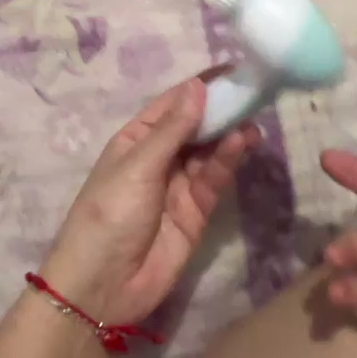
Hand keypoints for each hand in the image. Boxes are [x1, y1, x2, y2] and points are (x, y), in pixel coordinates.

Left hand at [40, 77, 259, 324]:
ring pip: (209, 152)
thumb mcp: (137, 166)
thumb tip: (198, 85)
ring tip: (253, 118)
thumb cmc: (109, 215)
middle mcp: (158, 157)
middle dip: (221, 109)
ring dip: (229, 134)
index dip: (199, 87)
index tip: (232, 69)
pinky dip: (228, 161)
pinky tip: (242, 142)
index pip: (171, 104)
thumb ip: (172, 129)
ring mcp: (178, 186)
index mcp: (135, 139)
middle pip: (195, 126)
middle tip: (254, 91)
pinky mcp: (196, 212)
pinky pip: (214, 180)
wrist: (102, 288)